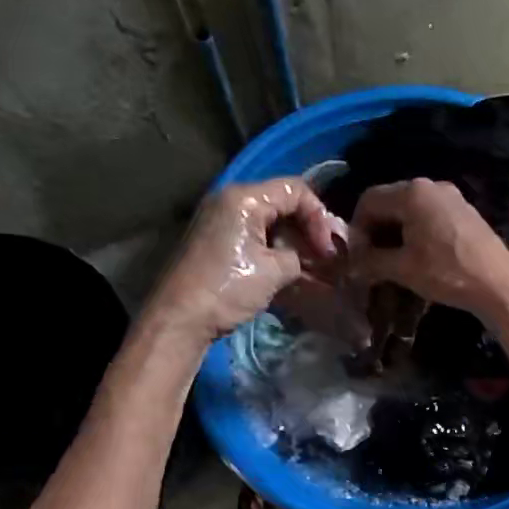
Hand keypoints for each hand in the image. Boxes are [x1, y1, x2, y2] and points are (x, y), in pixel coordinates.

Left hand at [148, 178, 341, 341]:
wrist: (180, 318)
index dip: (318, 217)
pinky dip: (272, 247)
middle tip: (324, 255)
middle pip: (280, 201)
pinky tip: (285, 269)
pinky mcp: (214, 240)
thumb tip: (303, 257)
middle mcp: (229, 199)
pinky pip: (252, 234)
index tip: (327, 249)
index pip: (295, 190)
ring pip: (267, 219)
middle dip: (306, 227)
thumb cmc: (228, 289)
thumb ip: (297, 256)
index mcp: (244, 198)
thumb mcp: (274, 272)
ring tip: (308, 265)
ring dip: (290, 239)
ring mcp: (218, 219)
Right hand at [346, 179, 508, 323]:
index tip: (357, 256)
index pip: (369, 200)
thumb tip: (351, 265)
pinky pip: (429, 215)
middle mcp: (431, 185)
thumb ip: (371, 262)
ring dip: (395, 232)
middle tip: (371, 260)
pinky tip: (417, 256)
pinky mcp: (464, 211)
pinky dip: (415, 232)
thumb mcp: (403, 269)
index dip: (356, 228)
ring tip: (392, 261)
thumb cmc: (446, 273)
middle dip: (375, 230)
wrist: (498, 285)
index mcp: (412, 193)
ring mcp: (451, 197)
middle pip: (389, 201)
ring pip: (410, 209)